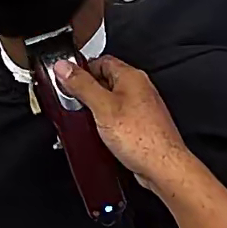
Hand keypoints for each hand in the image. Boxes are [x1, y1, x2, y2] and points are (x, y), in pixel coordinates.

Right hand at [52, 56, 197, 188]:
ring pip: (109, 101)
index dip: (81, 68)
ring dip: (94, 110)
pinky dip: (104, 123)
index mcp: (131, 77)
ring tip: (85, 120)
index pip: (100, 60)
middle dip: (86, 91)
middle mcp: (138, 89)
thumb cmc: (143, 139)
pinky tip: (99, 134)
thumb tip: (64, 68)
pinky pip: (116, 118)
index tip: (66, 79)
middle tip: (73, 102)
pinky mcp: (139, 126)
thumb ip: (82, 86)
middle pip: (104, 81)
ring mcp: (140, 108)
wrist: (162, 166)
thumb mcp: (103, 108)